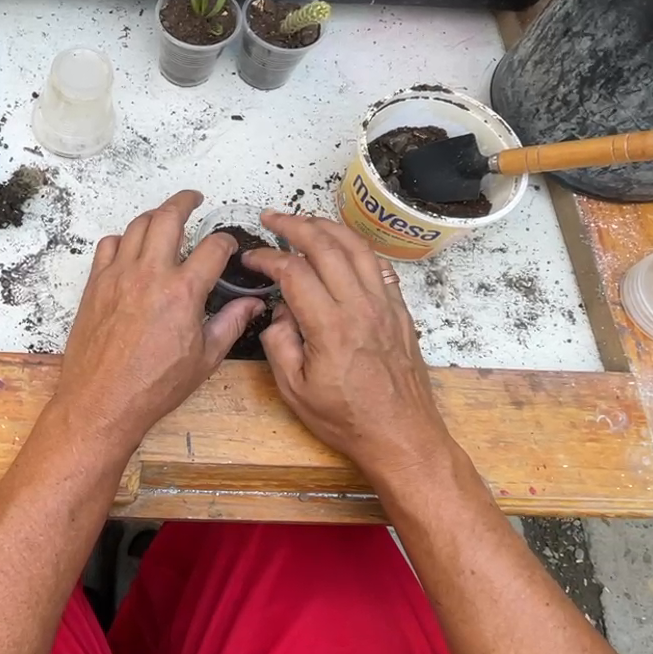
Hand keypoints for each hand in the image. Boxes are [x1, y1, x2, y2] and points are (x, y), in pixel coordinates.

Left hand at [53, 191, 264, 448]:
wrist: (101, 401)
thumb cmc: (153, 387)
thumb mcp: (204, 360)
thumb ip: (230, 324)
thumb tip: (251, 305)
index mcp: (183, 292)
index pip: (213, 248)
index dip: (226, 242)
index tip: (228, 246)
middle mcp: (149, 274)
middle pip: (169, 217)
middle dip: (185, 201)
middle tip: (194, 198)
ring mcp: (118, 276)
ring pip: (136, 226)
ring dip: (154, 216)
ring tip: (165, 219)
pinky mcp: (96, 284)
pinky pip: (108, 246)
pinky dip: (122, 240)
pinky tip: (131, 249)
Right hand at [241, 211, 457, 487]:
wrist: (401, 435)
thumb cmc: (345, 418)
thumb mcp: (294, 390)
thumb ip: (279, 342)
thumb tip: (279, 312)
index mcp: (330, 326)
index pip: (294, 272)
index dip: (267, 258)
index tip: (251, 259)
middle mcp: (361, 307)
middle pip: (327, 246)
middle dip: (294, 225)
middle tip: (272, 218)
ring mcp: (385, 306)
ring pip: (358, 248)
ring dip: (328, 227)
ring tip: (305, 220)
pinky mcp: (399, 312)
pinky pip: (379, 266)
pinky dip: (358, 248)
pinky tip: (344, 246)